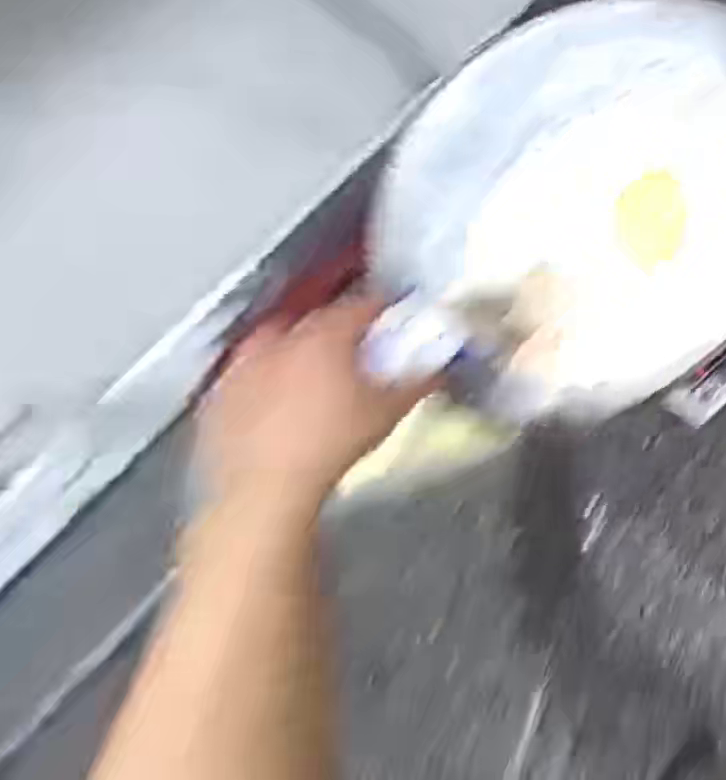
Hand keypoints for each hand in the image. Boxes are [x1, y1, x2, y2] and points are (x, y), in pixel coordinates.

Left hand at [198, 293, 430, 516]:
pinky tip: (278, 384)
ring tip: (312, 351)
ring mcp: (241, 370)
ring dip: (294, 337)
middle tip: (356, 330)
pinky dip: (265, 366)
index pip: (357, 307)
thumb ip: (421, 380)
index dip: (380, 305)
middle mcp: (279, 345)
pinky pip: (244, 367)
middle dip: (335, 318)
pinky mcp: (216, 397)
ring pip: (270, 338)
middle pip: (311, 316)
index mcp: (324, 341)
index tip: (395, 309)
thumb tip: (442, 366)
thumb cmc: (338, 439)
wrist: (265, 487)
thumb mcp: (393, 409)